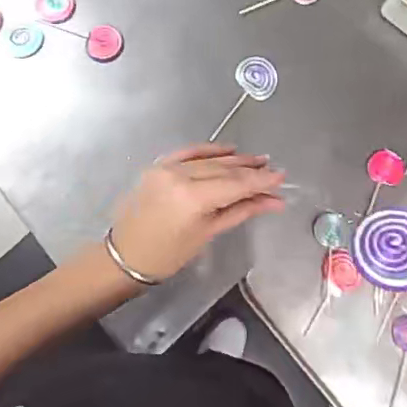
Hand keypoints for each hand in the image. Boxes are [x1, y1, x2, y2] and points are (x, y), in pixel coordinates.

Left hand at [108, 144, 284, 280]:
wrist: (125, 256)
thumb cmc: (168, 255)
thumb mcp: (207, 233)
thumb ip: (241, 211)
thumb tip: (273, 201)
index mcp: (192, 197)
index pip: (235, 184)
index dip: (261, 180)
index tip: (281, 177)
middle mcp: (178, 176)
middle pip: (223, 169)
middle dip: (250, 170)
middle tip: (272, 169)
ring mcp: (165, 168)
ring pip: (207, 159)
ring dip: (233, 159)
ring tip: (257, 160)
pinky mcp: (157, 166)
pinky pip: (187, 152)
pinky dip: (207, 150)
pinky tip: (228, 150)